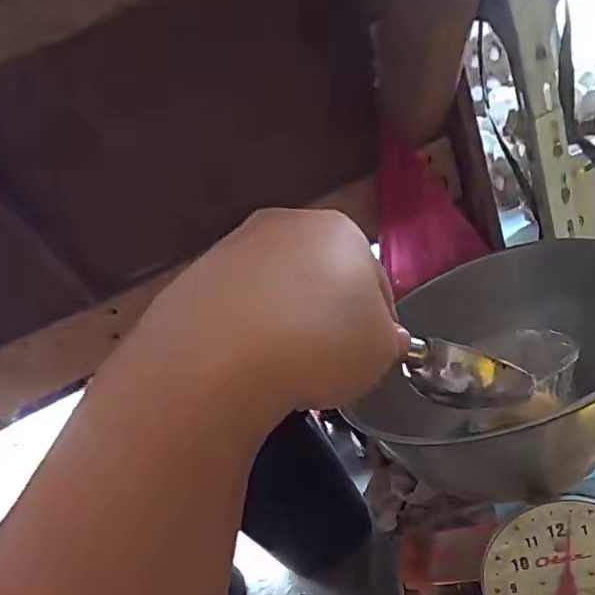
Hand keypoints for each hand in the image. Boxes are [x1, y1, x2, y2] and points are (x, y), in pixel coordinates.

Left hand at [119, 208, 408, 422]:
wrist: (225, 360)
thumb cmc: (314, 345)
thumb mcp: (384, 351)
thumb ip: (391, 340)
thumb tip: (386, 339)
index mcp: (343, 232)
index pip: (377, 282)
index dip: (382, 323)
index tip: (377, 350)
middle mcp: (289, 226)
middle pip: (327, 278)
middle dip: (335, 317)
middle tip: (342, 361)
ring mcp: (240, 247)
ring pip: (284, 292)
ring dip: (296, 325)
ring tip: (300, 368)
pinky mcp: (203, 276)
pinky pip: (246, 309)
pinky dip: (257, 333)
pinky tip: (265, 364)